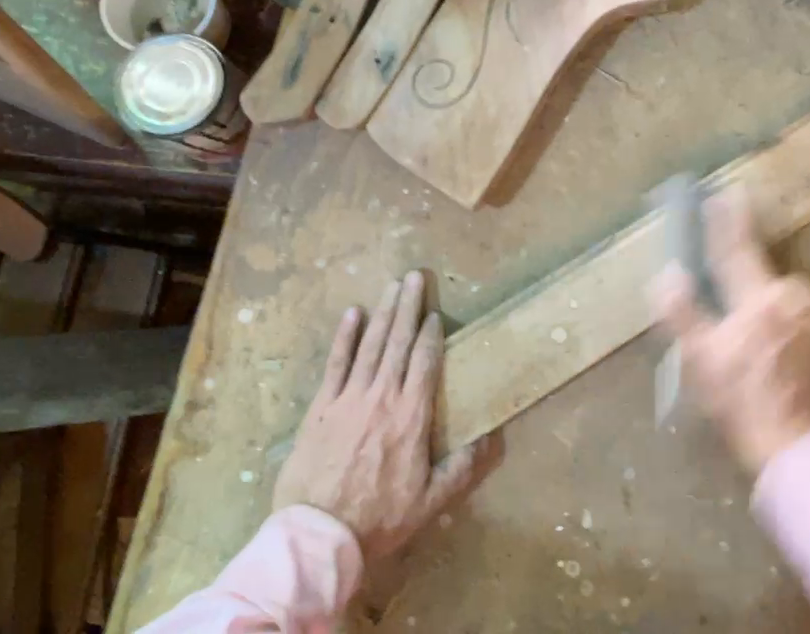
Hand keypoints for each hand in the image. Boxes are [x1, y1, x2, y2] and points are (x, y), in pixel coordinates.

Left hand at [272, 271, 500, 558]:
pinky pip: (336, 362)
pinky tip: (353, 314)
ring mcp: (349, 398)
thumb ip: (461, 468)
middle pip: (398, 342)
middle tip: (414, 277)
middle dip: (408, 307)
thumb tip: (490, 439)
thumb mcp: (430, 501)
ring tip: (391, 286)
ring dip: (382, 312)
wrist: (319, 532)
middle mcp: (382, 397)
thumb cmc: (378, 518)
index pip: (425, 362)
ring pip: (370, 345)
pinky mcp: (321, 406)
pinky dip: (345, 336)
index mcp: (411, 416)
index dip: (431, 334)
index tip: (435, 313)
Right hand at [651, 186, 809, 473]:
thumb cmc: (736, 395)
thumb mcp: (698, 356)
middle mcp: (791, 297)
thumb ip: (680, 311)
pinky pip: (805, 318)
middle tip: (737, 318)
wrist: (788, 438)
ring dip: (772, 307)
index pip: (735, 249)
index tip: (726, 193)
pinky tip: (783, 353)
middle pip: (763, 276)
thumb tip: (667, 274)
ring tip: (760, 343)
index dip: (727, 221)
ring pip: (786, 297)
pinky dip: (793, 326)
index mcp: (756, 296)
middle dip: (749, 286)